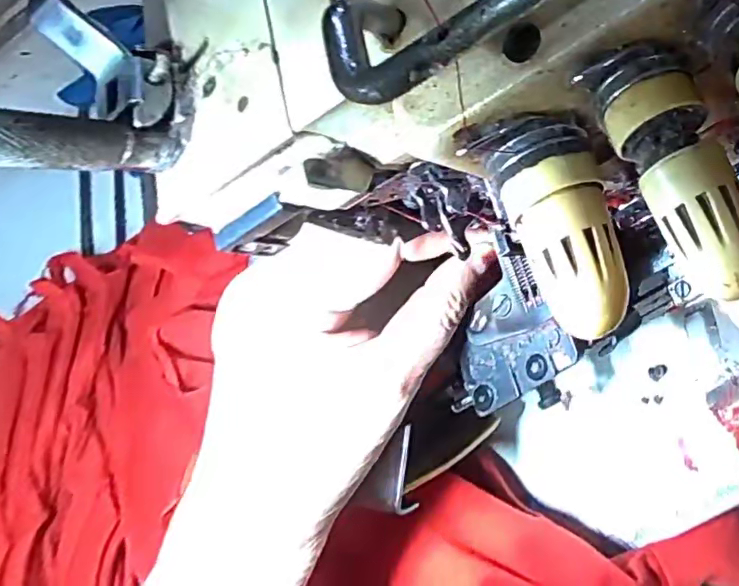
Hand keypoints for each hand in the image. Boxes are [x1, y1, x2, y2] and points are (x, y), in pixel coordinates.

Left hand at [151, 226, 494, 584]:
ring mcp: (260, 288)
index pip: (376, 234)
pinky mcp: (268, 298)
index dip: (430, 236)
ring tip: (423, 281)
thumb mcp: (395, 377)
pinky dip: (370, 268)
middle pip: (361, 230)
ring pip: (350, 238)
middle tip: (457, 260)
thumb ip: (443, 305)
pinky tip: (386, 294)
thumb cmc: (308, 463)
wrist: (259, 508)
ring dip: (395, 253)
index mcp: (283, 297)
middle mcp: (262, 282)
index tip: (469, 244)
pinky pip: (332, 259)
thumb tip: (479, 259)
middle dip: (416, 242)